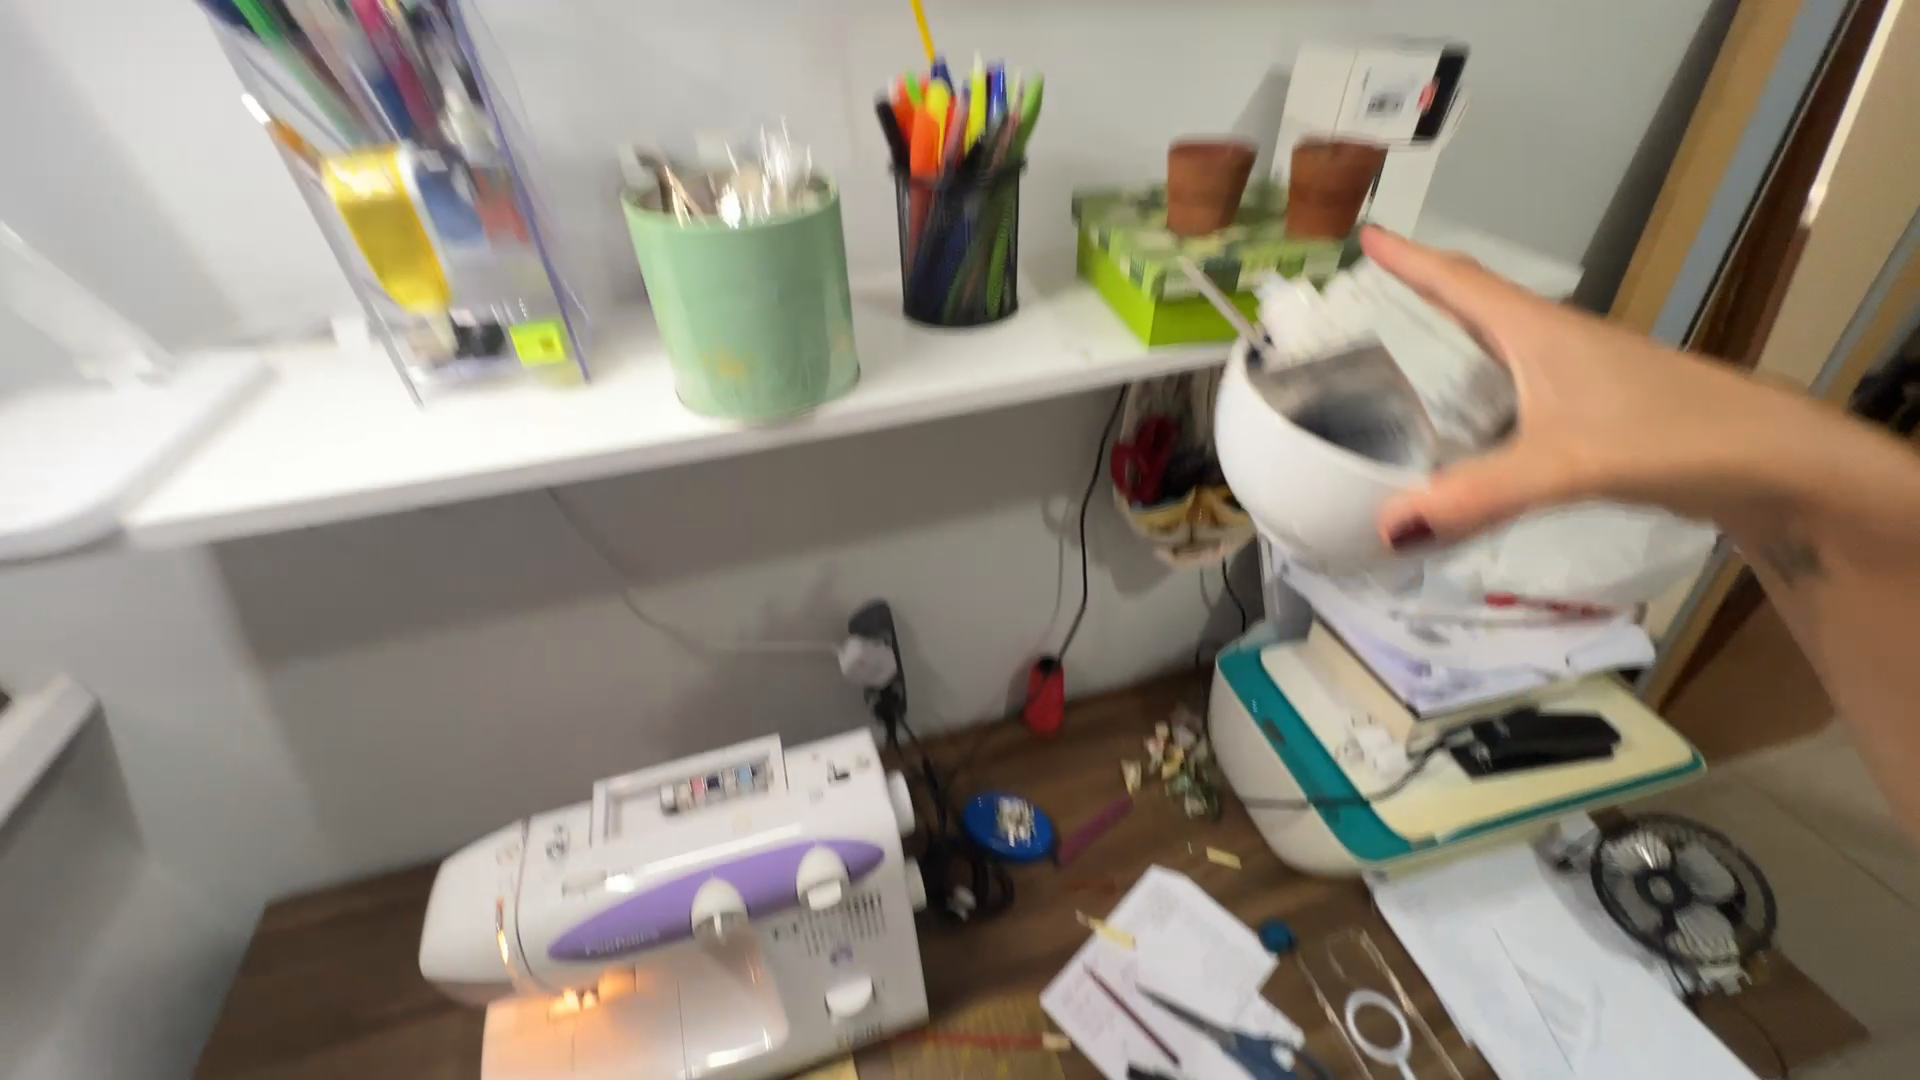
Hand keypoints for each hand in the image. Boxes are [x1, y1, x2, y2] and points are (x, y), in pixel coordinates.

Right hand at [1361, 227, 1825, 548]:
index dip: (1411, 259)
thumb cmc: (1674, 437)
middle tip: (1369, 293)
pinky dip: (1467, 389)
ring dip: (1444, 338)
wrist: (1780, 464)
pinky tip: (1454, 419)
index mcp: (1538, 333)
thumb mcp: (1567, 465)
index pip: (1460, 283)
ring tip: (1395, 352)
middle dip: (1419, 292)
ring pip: (1490, 344)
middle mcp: (1550, 342)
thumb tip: (1384, 528)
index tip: (1368, 236)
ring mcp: (1571, 374)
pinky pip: (1505, 385)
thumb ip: (1476, 496)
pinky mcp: (1583, 407)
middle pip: (1472, 304)